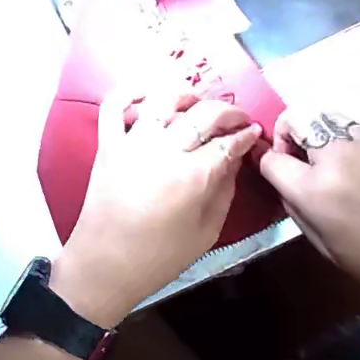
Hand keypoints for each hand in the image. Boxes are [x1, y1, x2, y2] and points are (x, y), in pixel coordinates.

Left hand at [51, 89, 262, 326]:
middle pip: (204, 114)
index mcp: (194, 175)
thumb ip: (225, 191)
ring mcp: (133, 143)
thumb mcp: (207, 232)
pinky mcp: (108, 145)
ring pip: (164, 99)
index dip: (246, 134)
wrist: (105, 266)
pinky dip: (130, 93)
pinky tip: (148, 95)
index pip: (228, 142)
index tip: (254, 132)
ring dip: (187, 94)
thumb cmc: (160, 257)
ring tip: (199, 102)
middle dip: (229, 111)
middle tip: (238, 118)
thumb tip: (234, 160)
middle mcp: (166, 150)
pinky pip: (114, 106)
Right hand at [257, 110, 359, 347]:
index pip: (272, 159)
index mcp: (317, 191)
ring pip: (333, 120)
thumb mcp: (335, 253)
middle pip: (299, 119)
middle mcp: (340, 156)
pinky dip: (358, 150)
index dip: (270, 167)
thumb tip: (294, 191)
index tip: (279, 178)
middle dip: (291, 136)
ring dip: (324, 138)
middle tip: (301, 162)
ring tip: (339, 170)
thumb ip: (306, 215)